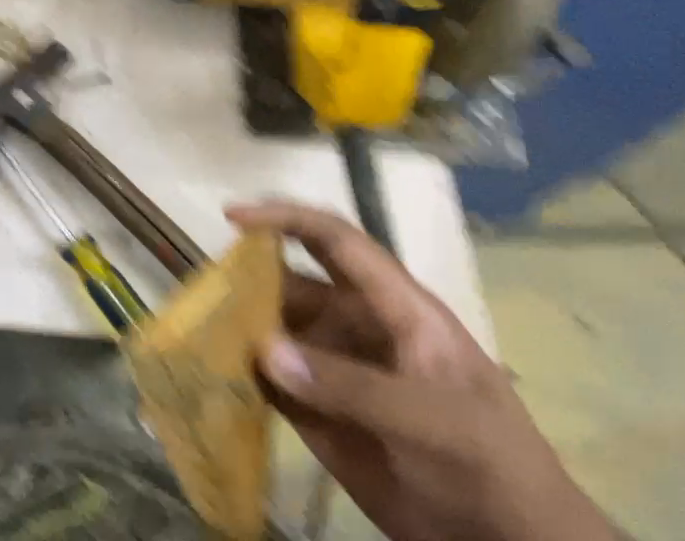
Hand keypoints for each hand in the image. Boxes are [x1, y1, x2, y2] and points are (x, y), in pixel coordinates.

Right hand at [226, 200, 616, 540]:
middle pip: (288, 282)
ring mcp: (331, 368)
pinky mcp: (310, 408)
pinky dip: (231, 370)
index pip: (337, 243)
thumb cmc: (493, 468)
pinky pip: (261, 377)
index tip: (232, 217)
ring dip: (230, 326)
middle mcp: (355, 327)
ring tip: (191, 333)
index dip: (286, 219)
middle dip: (242, 278)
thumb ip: (354, 385)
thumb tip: (264, 349)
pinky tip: (203, 372)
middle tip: (198, 291)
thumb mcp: (438, 422)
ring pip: (266, 328)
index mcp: (396, 311)